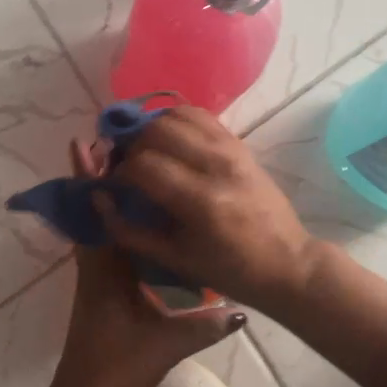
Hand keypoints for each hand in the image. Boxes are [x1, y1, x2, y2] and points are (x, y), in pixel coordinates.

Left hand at [33, 140, 243, 386]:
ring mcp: (96, 278)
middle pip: (92, 211)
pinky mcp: (102, 292)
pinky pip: (106, 246)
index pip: (94, 213)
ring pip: (98, 227)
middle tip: (111, 142)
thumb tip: (241, 306)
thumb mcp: (165, 344)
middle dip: (98, 178)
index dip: (91, 178)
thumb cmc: (116, 367)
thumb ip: (203, 323)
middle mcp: (95, 265)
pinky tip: (137, 220)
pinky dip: (116, 224)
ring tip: (124, 169)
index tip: (93, 142)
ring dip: (107, 198)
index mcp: (102, 268)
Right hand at [97, 105, 322, 313]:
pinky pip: (197, 115)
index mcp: (202, 202)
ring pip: (175, 115)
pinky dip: (174, 120)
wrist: (287, 263)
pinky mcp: (238, 142)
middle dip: (131, 145)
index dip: (119, 172)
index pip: (144, 165)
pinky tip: (167, 140)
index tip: (113, 184)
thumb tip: (98, 198)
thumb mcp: (175, 260)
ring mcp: (230, 148)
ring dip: (151, 128)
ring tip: (144, 149)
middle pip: (156, 131)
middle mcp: (216, 165)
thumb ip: (130, 230)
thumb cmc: (230, 271)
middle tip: (124, 163)